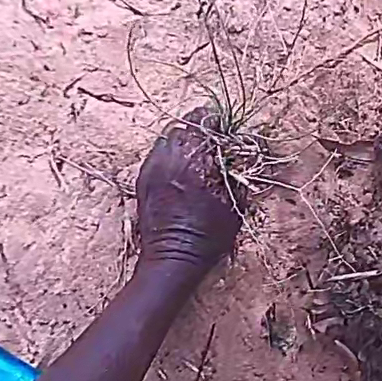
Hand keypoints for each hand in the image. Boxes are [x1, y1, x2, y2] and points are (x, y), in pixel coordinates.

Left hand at [134, 110, 241, 272]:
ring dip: (183, 142)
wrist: (174, 258)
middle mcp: (173, 159)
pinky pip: (158, 154)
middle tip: (211, 142)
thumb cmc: (209, 236)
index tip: (225, 129)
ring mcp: (154, 167)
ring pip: (169, 138)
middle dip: (200, 131)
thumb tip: (238, 158)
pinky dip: (170, 155)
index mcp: (199, 161)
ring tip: (194, 155)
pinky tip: (180, 168)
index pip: (207, 122)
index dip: (218, 123)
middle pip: (185, 126)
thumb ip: (236, 176)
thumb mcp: (235, 206)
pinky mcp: (143, 178)